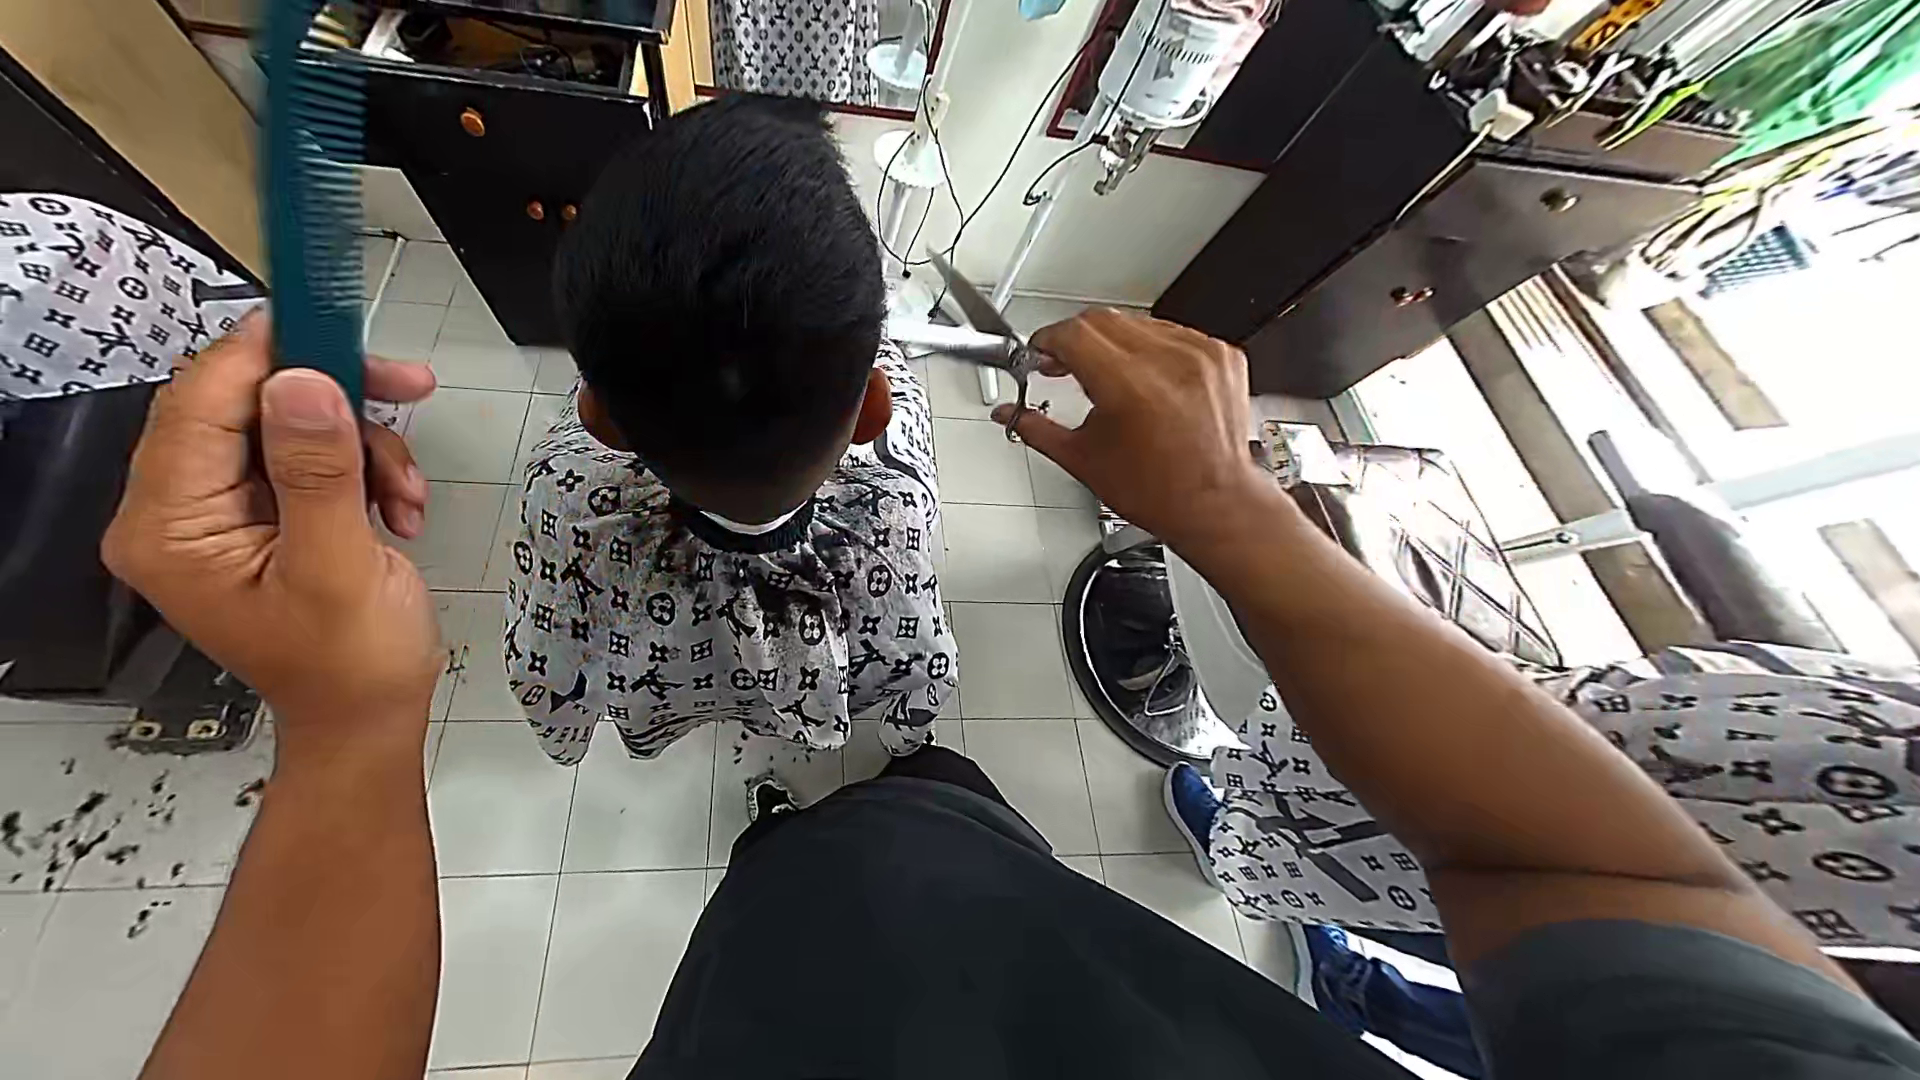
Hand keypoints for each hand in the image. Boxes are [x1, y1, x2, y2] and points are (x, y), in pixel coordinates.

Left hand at [102, 315, 442, 755]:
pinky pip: (326, 465)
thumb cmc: (351, 656)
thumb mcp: (340, 566)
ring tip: (410, 499)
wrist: (371, 708)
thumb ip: (319, 475)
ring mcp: (238, 514)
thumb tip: (306, 385)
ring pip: (302, 435)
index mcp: (172, 525)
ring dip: (370, 454)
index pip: (199, 408)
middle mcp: (188, 510)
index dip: (260, 358)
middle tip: (410, 388)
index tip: (330, 329)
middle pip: (253, 413)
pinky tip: (401, 511)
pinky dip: (374, 477)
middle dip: (339, 405)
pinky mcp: (284, 518)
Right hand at [992, 308, 1274, 550]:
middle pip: (1101, 320)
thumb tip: (1008, 414)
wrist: (1214, 504)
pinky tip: (1143, 378)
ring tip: (1104, 376)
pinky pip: (1171, 332)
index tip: (1039, 354)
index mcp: (1128, 387)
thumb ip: (1036, 429)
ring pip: (1136, 322)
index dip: (1046, 341)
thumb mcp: (1082, 461)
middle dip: (1073, 339)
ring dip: (1110, 342)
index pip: (1073, 333)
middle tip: (1061, 365)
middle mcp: (1167, 362)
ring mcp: (1198, 354)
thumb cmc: (1157, 492)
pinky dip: (1148, 348)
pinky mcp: (1220, 355)